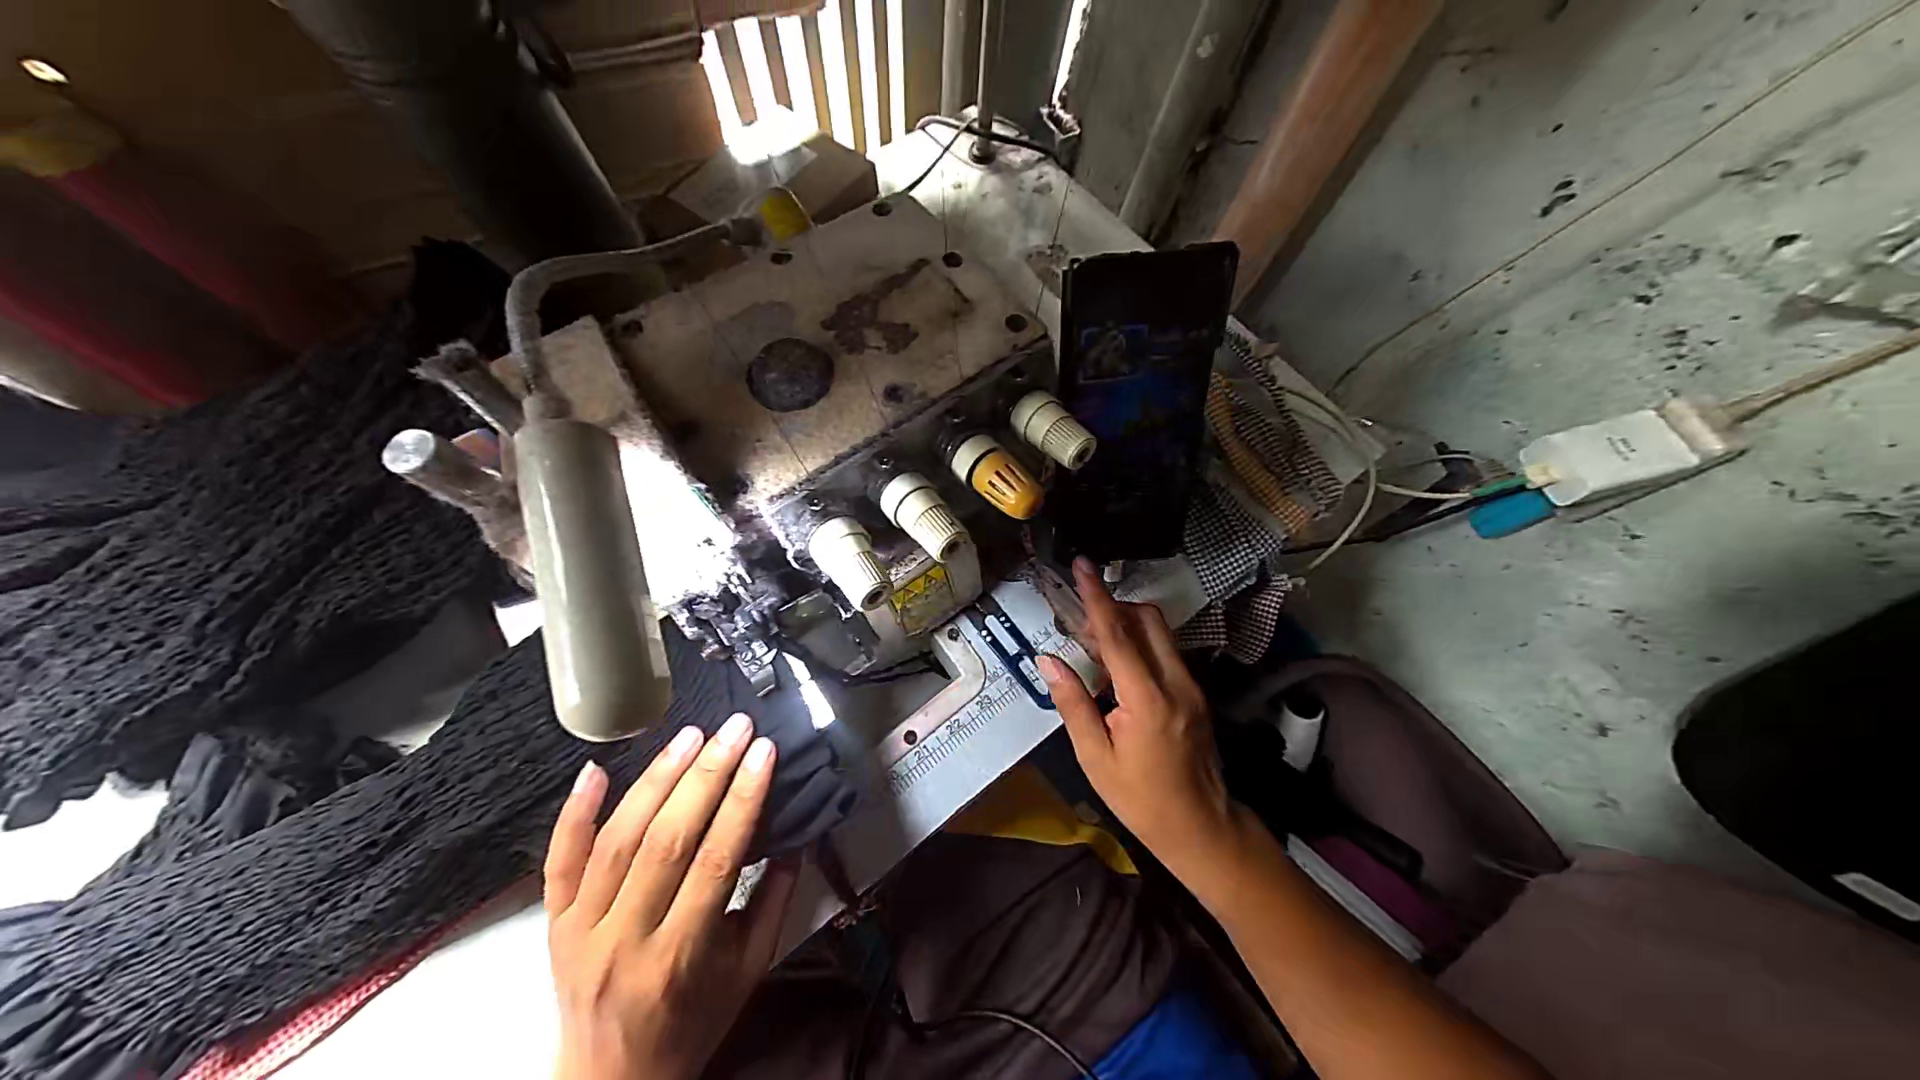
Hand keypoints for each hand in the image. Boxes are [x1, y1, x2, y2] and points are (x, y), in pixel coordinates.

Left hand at [544, 713, 798, 1079]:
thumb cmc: (691, 1024)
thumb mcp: (748, 970)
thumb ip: (774, 900)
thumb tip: (795, 834)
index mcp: (679, 957)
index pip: (716, 861)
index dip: (742, 800)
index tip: (764, 753)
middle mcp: (624, 940)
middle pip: (667, 841)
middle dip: (706, 776)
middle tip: (734, 729)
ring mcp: (580, 929)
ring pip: (617, 839)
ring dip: (656, 780)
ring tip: (690, 736)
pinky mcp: (553, 923)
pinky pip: (559, 862)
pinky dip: (574, 813)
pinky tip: (595, 769)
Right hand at [1036, 558, 1239, 869]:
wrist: (1201, 827)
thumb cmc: (1141, 799)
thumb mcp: (1095, 757)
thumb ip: (1073, 703)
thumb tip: (1049, 661)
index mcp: (1147, 699)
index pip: (1117, 634)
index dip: (1096, 596)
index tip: (1082, 564)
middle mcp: (1176, 682)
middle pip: (1147, 620)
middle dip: (1113, 606)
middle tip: (1081, 621)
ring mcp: (1191, 687)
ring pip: (1159, 633)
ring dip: (1126, 626)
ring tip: (1093, 647)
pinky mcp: (1195, 694)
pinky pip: (1165, 652)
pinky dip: (1139, 645)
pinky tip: (1117, 671)